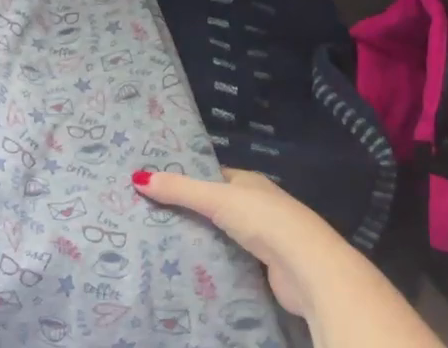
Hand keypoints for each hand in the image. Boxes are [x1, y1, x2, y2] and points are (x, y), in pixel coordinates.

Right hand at [135, 168, 358, 318]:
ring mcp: (266, 239)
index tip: (155, 184)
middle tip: (150, 214)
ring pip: (223, 234)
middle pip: (215, 206)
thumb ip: (178, 189)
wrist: (312, 271)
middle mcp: (259, 207)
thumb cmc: (265, 221)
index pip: (211, 176)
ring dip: (201, 238)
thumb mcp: (215, 198)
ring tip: (161, 239)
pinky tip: (190, 265)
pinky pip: (232, 260)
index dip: (185, 178)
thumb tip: (135, 177)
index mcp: (249, 182)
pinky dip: (215, 261)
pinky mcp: (267, 270)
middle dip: (189, 211)